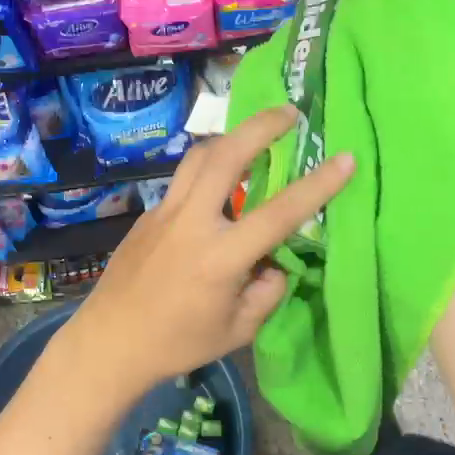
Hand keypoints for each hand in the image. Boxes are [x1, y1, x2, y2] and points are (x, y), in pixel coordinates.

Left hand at [47, 105, 354, 398]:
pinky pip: (184, 181)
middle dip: (260, 125)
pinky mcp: (149, 215)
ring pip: (198, 157)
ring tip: (254, 135)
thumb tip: (275, 261)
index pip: (280, 213)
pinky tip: (220, 187)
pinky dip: (207, 170)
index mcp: (220, 257)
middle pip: (225, 156)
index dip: (318, 184)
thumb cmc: (177, 343)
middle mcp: (192, 223)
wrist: (108, 343)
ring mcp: (165, 213)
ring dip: (230, 138)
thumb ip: (267, 291)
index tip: (346, 158)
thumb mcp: (238, 330)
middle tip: (290, 111)